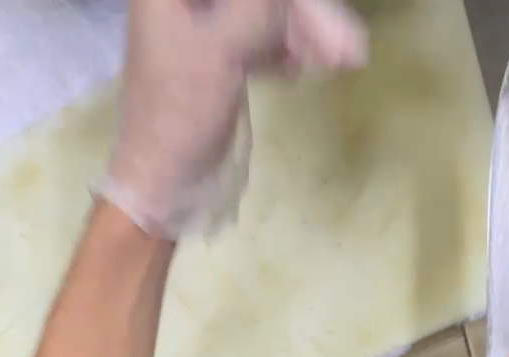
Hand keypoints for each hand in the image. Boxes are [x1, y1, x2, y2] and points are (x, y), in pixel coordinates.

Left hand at [101, 0, 366, 237]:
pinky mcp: (217, 60)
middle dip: (303, 12)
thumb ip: (262, 6)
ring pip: (264, 12)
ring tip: (344, 58)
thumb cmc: (181, 118)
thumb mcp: (223, 50)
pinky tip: (305, 67)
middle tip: (347, 45)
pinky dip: (287, 48)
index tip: (317, 12)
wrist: (162, 186)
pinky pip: (261, 37)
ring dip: (305, 31)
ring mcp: (202, 29)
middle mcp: (185, 1)